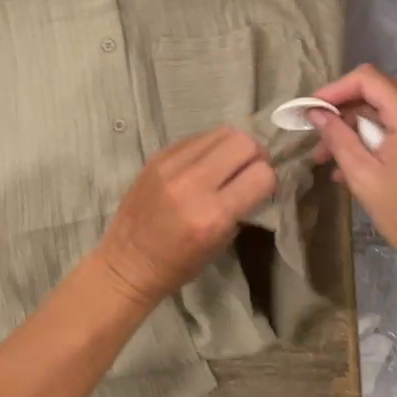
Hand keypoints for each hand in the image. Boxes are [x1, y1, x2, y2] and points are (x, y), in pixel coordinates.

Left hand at [93, 127, 276, 307]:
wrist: (127, 262)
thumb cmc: (177, 265)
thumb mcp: (220, 243)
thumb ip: (242, 207)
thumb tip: (258, 177)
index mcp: (213, 216)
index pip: (261, 175)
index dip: (268, 179)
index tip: (263, 187)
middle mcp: (193, 184)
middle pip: (244, 143)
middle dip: (256, 154)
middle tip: (250, 168)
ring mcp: (172, 166)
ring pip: (222, 132)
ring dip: (234, 145)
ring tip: (230, 162)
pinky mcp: (158, 156)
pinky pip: (197, 138)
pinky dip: (210, 147)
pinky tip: (206, 163)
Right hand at [307, 65, 396, 281]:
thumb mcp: (363, 175)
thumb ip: (338, 137)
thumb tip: (315, 112)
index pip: (367, 79)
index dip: (335, 89)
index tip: (310, 109)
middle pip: (375, 93)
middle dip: (341, 111)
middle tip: (315, 135)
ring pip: (382, 112)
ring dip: (352, 129)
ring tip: (325, 157)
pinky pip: (394, 128)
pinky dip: (370, 139)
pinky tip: (349, 166)